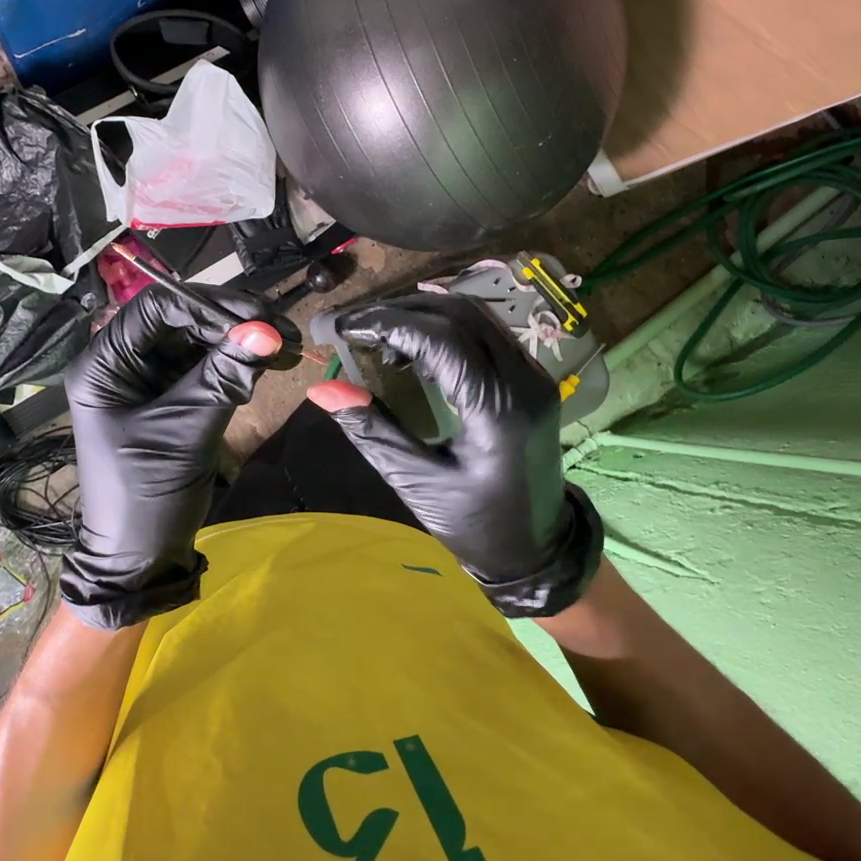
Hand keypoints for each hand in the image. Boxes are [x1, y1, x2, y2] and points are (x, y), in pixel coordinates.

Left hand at [61, 286, 283, 629]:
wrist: (141, 555)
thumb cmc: (146, 493)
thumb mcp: (185, 431)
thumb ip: (224, 377)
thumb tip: (267, 331)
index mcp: (104, 364)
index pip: (156, 308)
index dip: (209, 307)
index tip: (259, 320)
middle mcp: (123, 361)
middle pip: (180, 318)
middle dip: (232, 321)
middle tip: (283, 330)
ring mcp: (149, 377)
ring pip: (199, 338)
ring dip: (242, 339)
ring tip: (288, 346)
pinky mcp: (173, 394)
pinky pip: (207, 364)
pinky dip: (238, 361)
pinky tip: (271, 363)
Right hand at [307, 294, 602, 616]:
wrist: (538, 550)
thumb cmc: (476, 525)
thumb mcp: (417, 484)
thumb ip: (373, 431)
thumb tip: (322, 390)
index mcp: (497, 409)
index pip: (440, 339)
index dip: (388, 323)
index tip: (344, 327)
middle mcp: (523, 381)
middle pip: (460, 314)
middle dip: (402, 310)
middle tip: (355, 324)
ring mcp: (534, 377)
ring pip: (476, 316)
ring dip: (424, 314)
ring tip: (378, 333)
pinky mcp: (532, 380)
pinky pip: (487, 334)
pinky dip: (446, 329)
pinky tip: (413, 348)